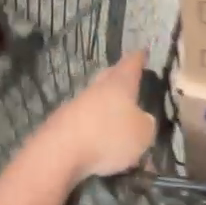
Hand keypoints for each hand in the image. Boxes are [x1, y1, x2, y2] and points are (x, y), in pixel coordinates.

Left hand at [37, 50, 156, 181]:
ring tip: (117, 119)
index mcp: (119, 84)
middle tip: (129, 79)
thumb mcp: (142, 134)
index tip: (142, 51)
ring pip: (95, 100)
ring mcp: (75, 106)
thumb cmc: (108, 136)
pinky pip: (84, 121)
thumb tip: (142, 120)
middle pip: (108, 77)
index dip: (138, 58)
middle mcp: (96, 90)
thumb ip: (146, 124)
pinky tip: (99, 140)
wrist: (59, 152)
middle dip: (119, 77)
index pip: (131, 64)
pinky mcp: (61, 125)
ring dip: (105, 106)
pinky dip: (93, 126)